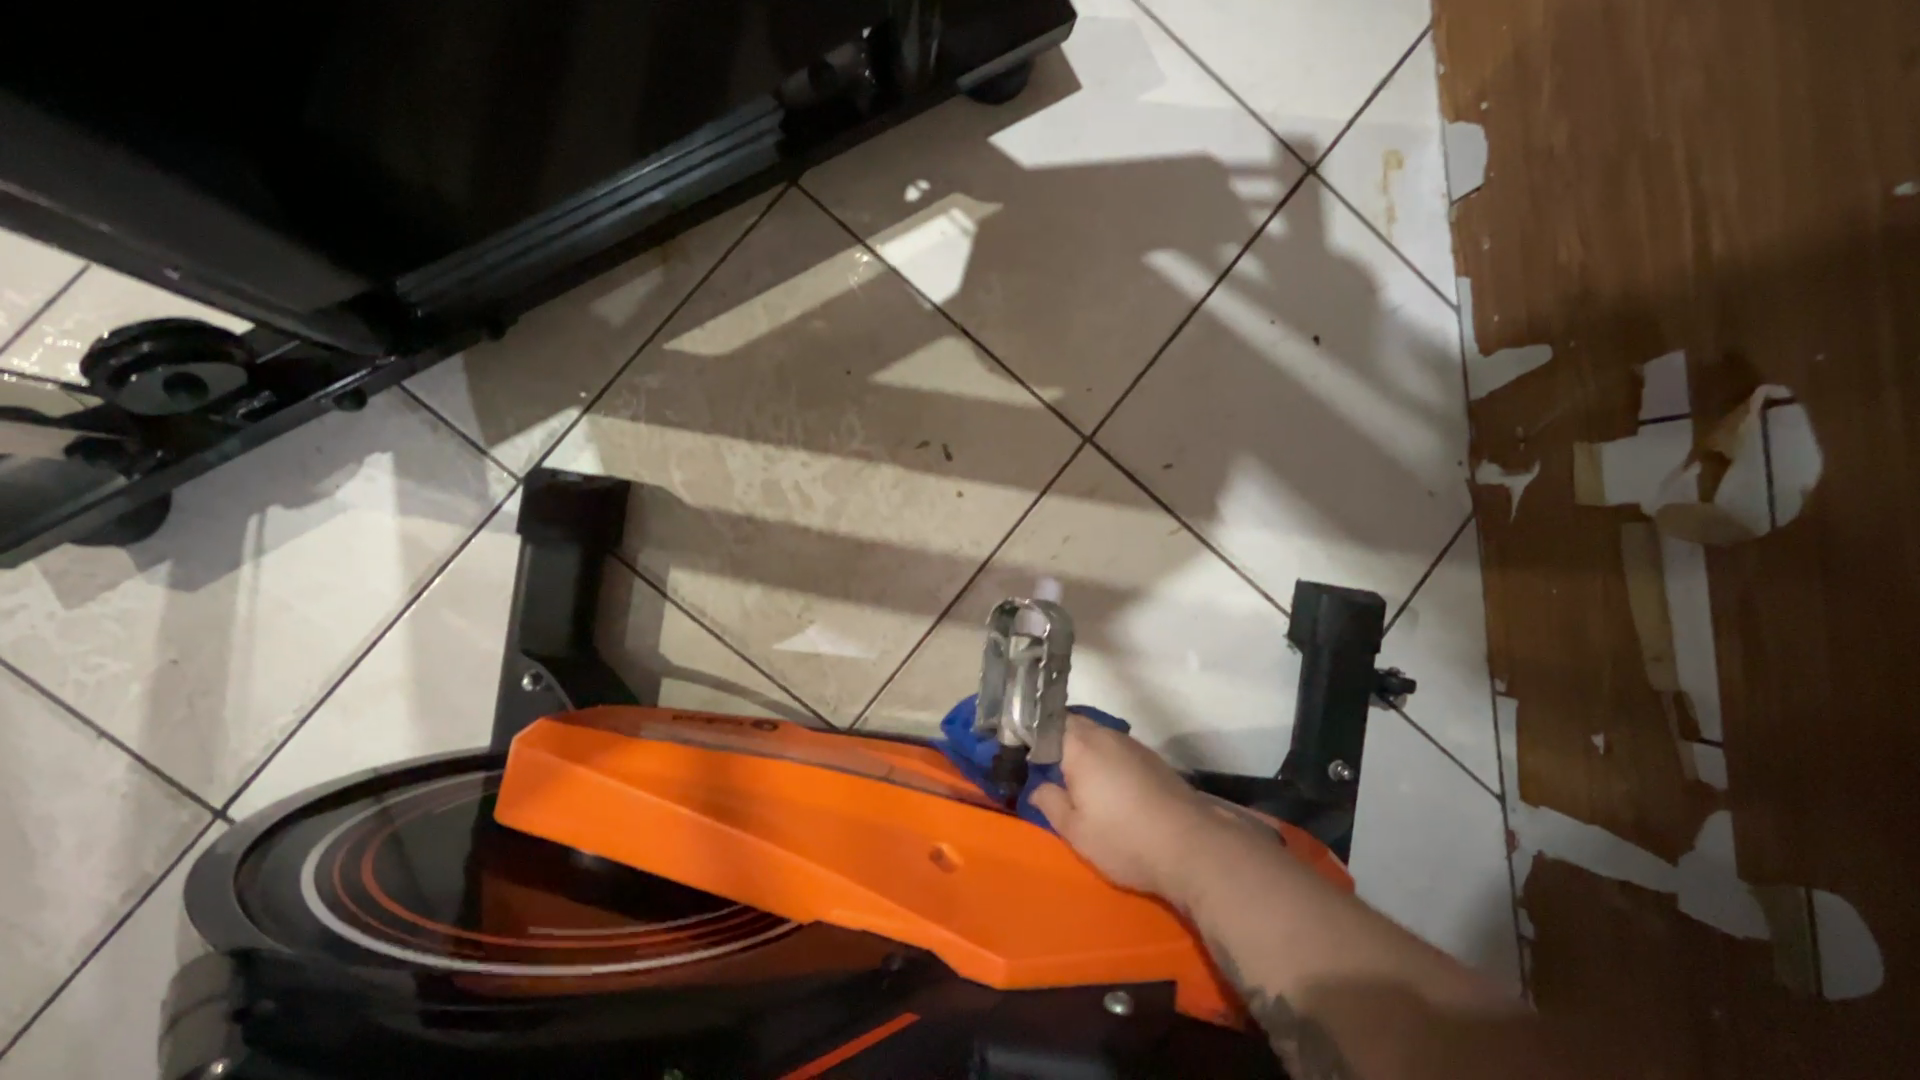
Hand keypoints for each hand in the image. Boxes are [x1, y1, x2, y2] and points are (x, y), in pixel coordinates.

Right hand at [1029, 713, 1217, 898]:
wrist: (1191, 847)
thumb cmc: (1123, 838)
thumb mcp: (1075, 830)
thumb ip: (1050, 803)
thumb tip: (1037, 788)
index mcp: (1080, 745)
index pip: (1046, 722)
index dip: (1029, 734)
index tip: (1015, 752)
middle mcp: (1106, 735)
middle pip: (1073, 725)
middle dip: (1054, 741)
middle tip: (1039, 767)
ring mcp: (1133, 746)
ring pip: (1096, 737)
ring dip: (1080, 751)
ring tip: (1070, 780)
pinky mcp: (1152, 761)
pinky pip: (1116, 750)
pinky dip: (1103, 761)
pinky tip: (1103, 788)